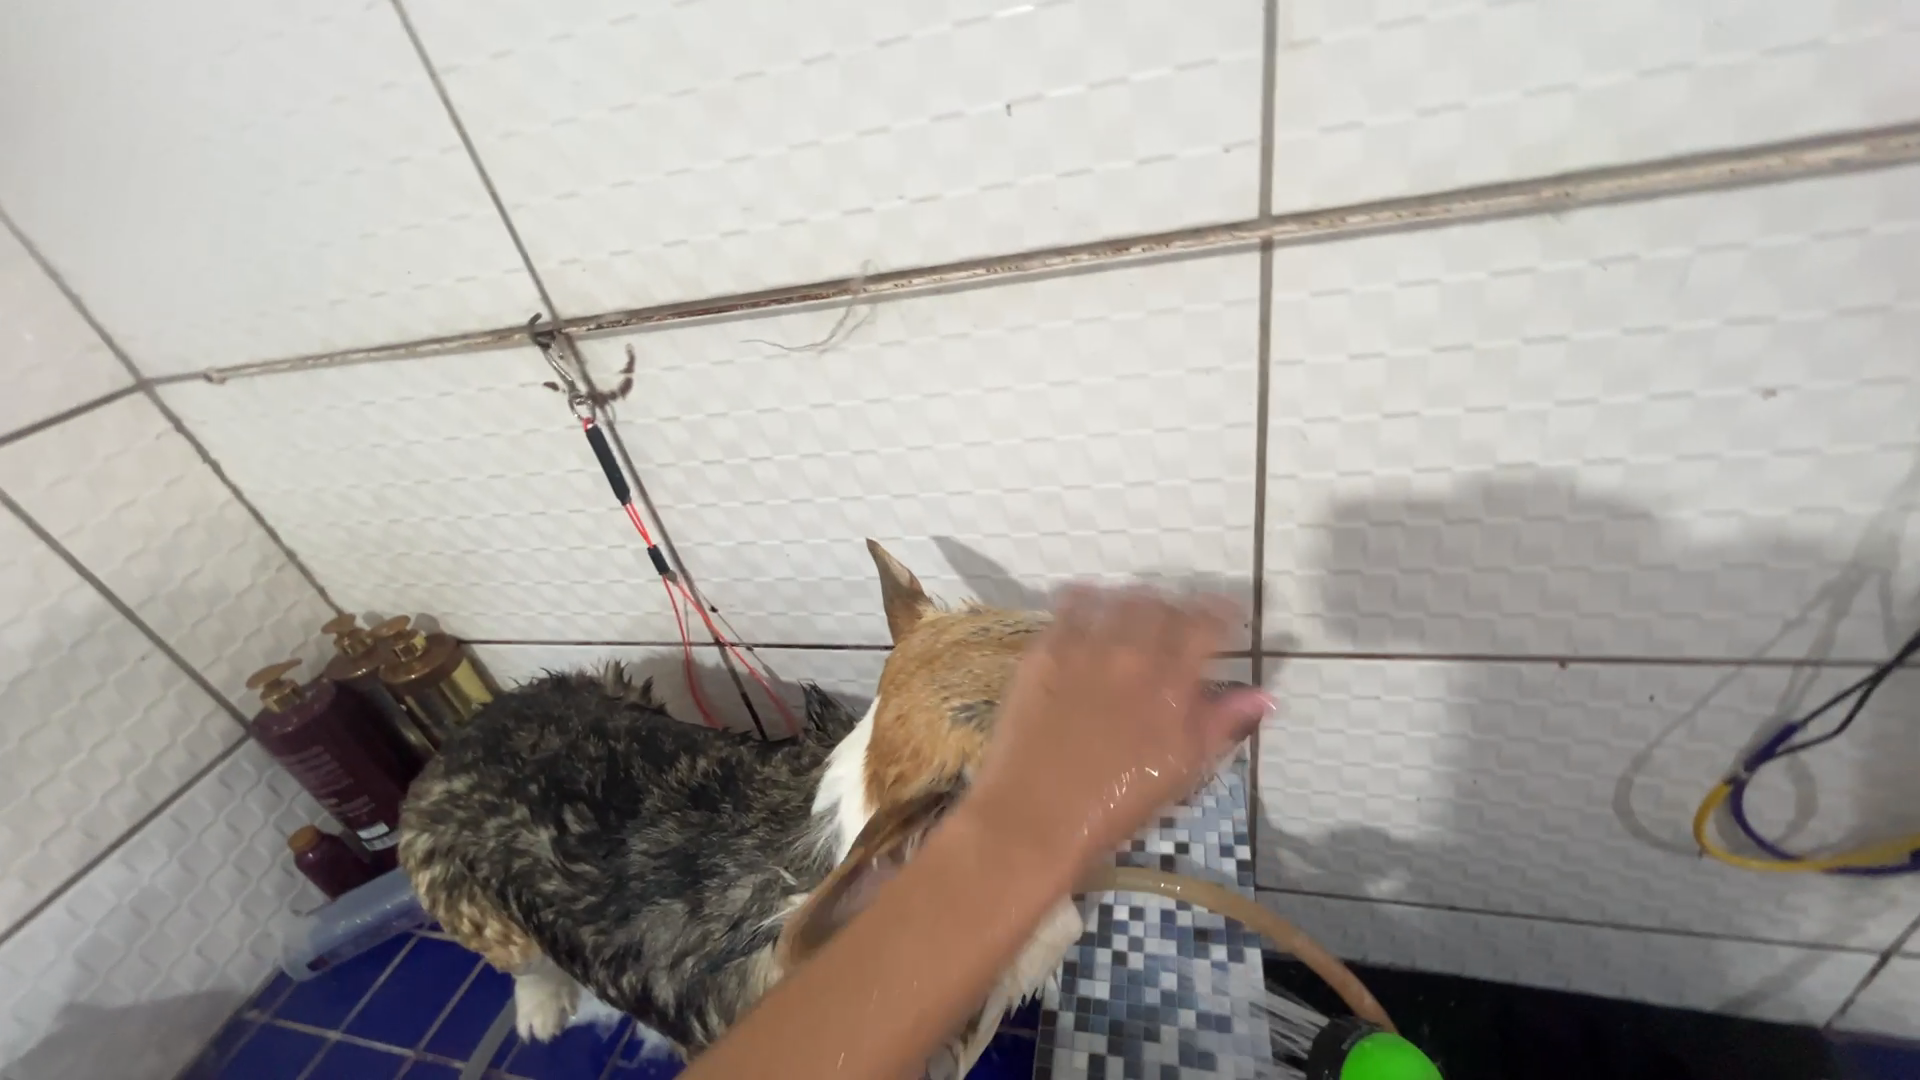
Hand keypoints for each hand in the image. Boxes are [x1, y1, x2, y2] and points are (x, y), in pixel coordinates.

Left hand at [963, 585, 1273, 877]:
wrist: (1036, 816)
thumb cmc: (1114, 806)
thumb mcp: (1180, 770)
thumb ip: (1220, 723)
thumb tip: (1262, 695)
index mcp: (1170, 685)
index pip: (1205, 624)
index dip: (1220, 613)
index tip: (1224, 617)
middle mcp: (1128, 655)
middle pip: (1161, 605)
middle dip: (1177, 609)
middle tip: (1176, 623)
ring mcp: (1081, 648)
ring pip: (1117, 599)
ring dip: (1133, 602)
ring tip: (1134, 617)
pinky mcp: (1042, 651)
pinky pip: (1069, 607)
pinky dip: (1086, 602)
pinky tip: (1089, 613)